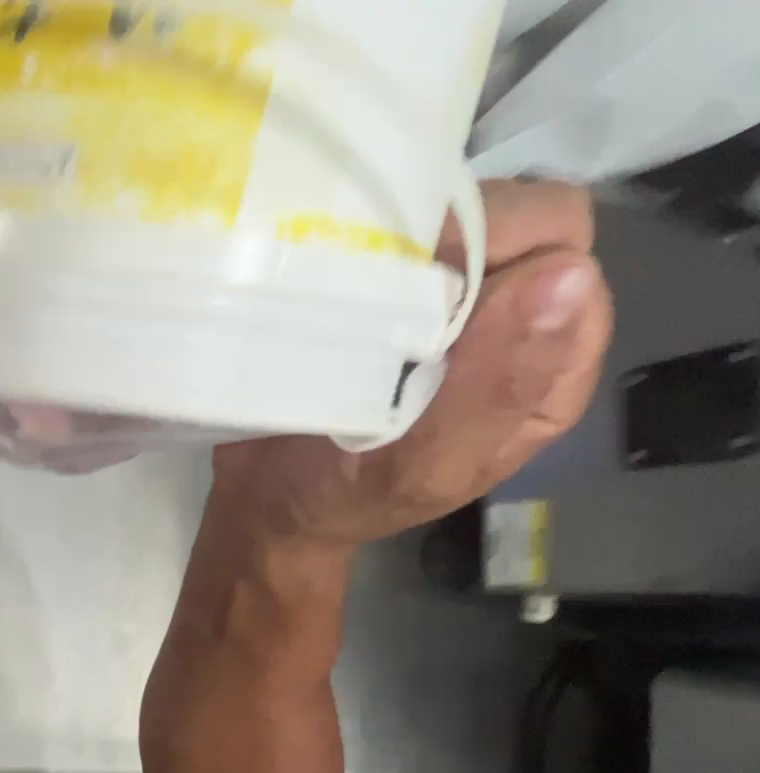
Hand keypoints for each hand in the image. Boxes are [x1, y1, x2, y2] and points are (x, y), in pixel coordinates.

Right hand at [207, 181, 614, 550]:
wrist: (259, 505)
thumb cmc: (339, 496)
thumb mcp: (421, 465)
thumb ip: (493, 389)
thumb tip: (563, 277)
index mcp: (542, 364)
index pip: (561, 248)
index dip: (497, 247)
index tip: (418, 284)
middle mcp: (506, 321)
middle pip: (513, 218)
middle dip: (445, 235)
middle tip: (369, 281)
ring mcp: (439, 305)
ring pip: (448, 218)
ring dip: (395, 234)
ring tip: (340, 279)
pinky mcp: (378, 298)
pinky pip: (385, 242)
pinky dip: (355, 243)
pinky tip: (320, 273)